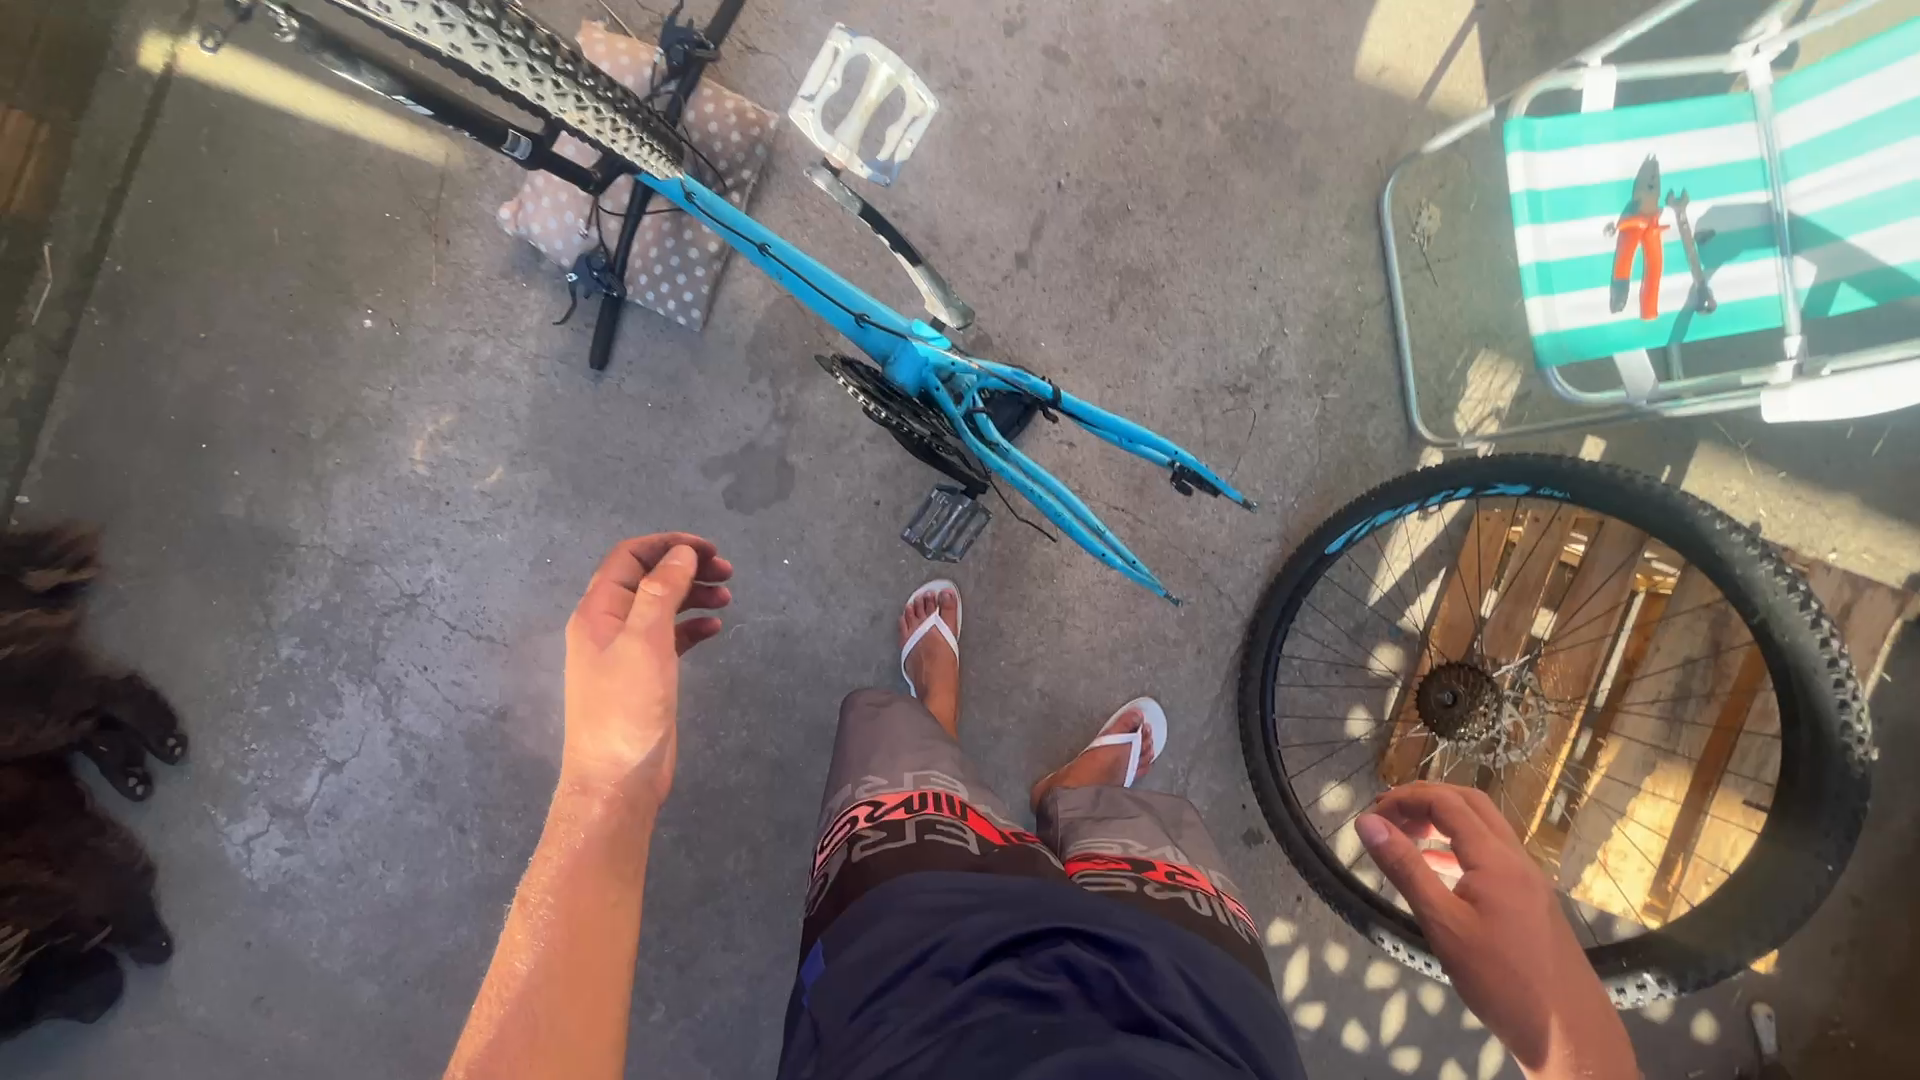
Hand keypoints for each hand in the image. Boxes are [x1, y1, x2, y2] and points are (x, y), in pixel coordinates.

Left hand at [561, 534, 731, 808]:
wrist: (617, 780)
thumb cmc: (626, 708)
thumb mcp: (644, 642)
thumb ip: (661, 591)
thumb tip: (682, 553)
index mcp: (598, 611)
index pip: (630, 557)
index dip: (668, 545)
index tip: (709, 550)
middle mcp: (609, 625)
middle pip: (649, 578)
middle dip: (686, 568)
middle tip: (726, 572)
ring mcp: (627, 651)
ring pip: (662, 606)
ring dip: (693, 594)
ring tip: (727, 598)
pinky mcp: (646, 674)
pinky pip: (671, 636)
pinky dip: (693, 626)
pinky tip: (715, 628)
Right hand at [1356, 783, 1636, 1079]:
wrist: (1572, 1040)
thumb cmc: (1502, 981)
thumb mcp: (1442, 924)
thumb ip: (1404, 867)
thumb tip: (1367, 822)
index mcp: (1497, 859)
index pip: (1445, 802)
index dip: (1403, 799)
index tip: (1370, 817)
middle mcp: (1517, 860)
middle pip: (1469, 804)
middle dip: (1424, 799)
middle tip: (1386, 815)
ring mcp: (1529, 881)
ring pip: (1483, 827)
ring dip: (1442, 819)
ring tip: (1404, 834)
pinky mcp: (1532, 901)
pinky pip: (1492, 853)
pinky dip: (1458, 844)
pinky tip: (1437, 866)